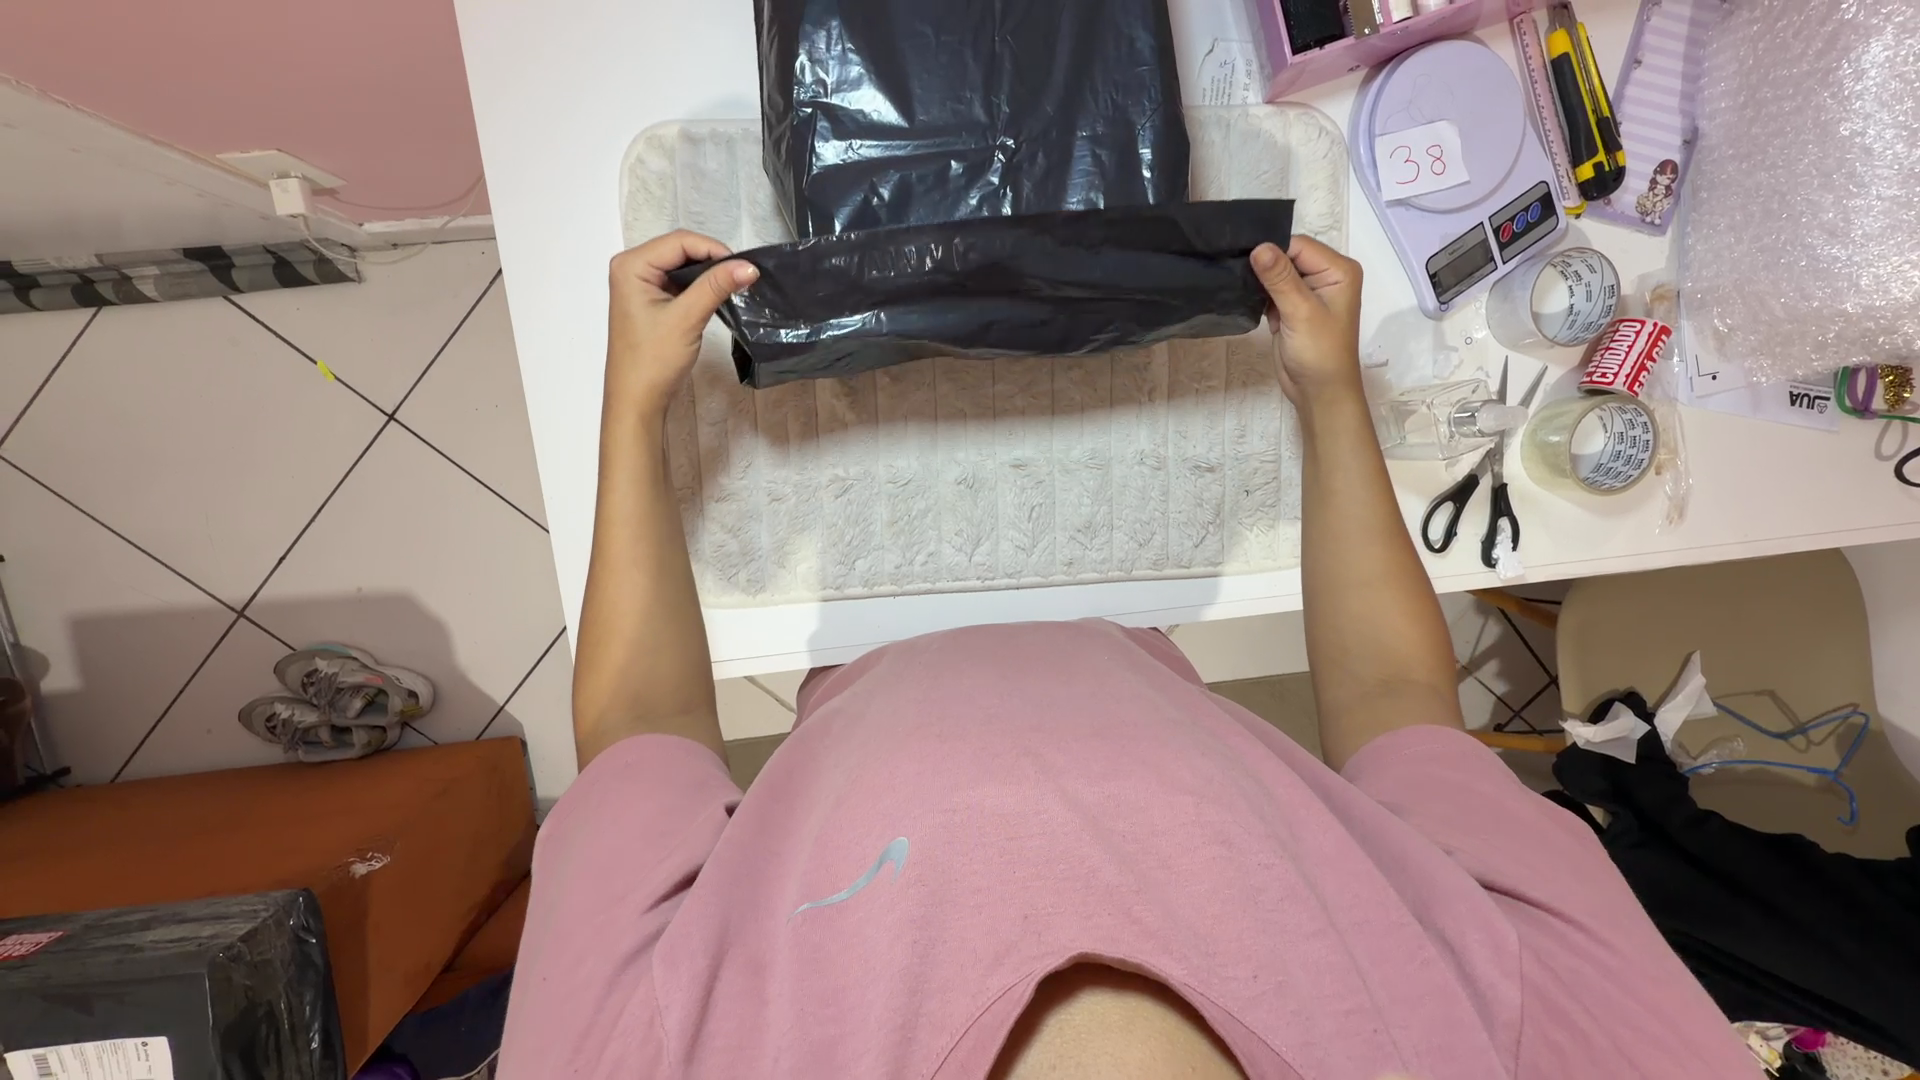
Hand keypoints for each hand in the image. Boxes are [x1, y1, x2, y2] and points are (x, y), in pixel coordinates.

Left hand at [604, 230, 757, 423]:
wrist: (637, 398)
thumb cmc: (654, 358)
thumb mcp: (687, 318)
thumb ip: (716, 287)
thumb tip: (750, 267)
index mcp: (631, 265)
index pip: (680, 242)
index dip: (714, 249)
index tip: (745, 268)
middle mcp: (632, 268)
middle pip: (680, 250)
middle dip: (712, 260)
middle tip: (742, 277)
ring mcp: (641, 285)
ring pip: (682, 267)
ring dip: (708, 274)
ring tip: (735, 286)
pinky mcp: (651, 301)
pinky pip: (680, 284)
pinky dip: (700, 287)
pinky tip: (718, 297)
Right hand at [1250, 237, 1363, 408]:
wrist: (1318, 391)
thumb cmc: (1319, 352)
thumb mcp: (1300, 312)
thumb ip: (1279, 278)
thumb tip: (1258, 247)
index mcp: (1338, 270)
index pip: (1298, 246)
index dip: (1272, 250)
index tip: (1241, 258)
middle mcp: (1325, 276)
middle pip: (1287, 256)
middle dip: (1264, 264)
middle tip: (1232, 269)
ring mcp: (1307, 293)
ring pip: (1277, 274)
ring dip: (1259, 280)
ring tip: (1235, 283)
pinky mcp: (1291, 308)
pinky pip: (1271, 291)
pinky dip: (1258, 295)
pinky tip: (1244, 298)